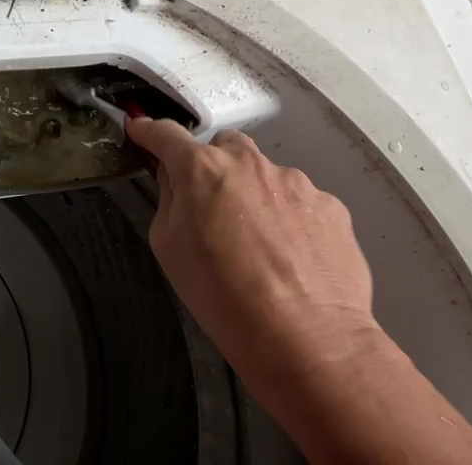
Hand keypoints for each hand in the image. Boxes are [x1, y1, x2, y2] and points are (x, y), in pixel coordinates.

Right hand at [126, 122, 381, 382]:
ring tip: (261, 247)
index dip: (149, 132)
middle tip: (212, 208)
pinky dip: (292, 220)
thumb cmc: (223, 295)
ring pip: (265, 175)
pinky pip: (301, 203)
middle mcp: (249, 163)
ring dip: (256, 196)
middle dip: (214, 167)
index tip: (141, 131)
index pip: (166, 134)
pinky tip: (293, 258)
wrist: (306, 339)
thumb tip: (177, 181)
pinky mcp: (331, 207)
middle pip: (223, 147)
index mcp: (201, 168)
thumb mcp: (167, 247)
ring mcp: (295, 183)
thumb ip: (170, 199)